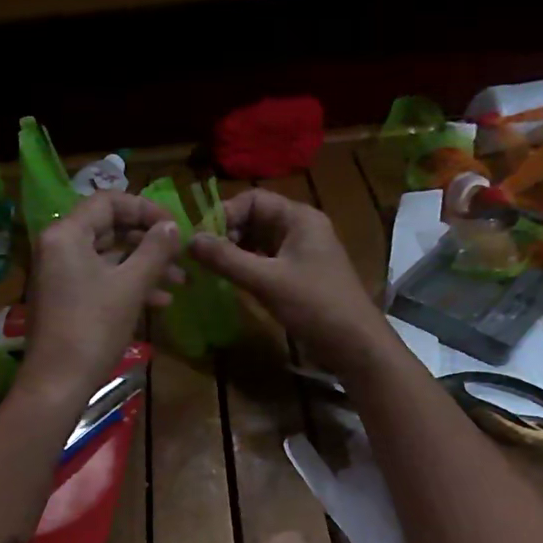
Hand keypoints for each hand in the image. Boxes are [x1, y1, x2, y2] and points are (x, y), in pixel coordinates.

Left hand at [24, 192, 182, 398]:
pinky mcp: (64, 299)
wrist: (58, 382)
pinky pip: (99, 279)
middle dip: (148, 242)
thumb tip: (172, 227)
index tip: (175, 227)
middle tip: (181, 254)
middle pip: (108, 228)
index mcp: (66, 234)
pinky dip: (127, 285)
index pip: (109, 201)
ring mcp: (59, 275)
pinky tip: (159, 302)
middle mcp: (57, 247)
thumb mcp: (130, 286)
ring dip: (144, 266)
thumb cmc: (94, 328)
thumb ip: (154, 250)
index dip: (145, 209)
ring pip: (108, 257)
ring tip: (179, 281)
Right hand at [189, 188, 385, 372]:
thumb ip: (227, 259)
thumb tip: (189, 240)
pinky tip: (227, 282)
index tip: (201, 240)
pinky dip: (243, 268)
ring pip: (256, 242)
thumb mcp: (266, 281)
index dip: (224, 215)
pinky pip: (262, 262)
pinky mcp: (295, 276)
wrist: (353, 343)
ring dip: (232, 253)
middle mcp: (299, 229)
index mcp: (299, 218)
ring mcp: (298, 253)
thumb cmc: (314, 304)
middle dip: (225, 235)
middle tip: (201, 259)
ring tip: (208, 271)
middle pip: (253, 219)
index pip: (253, 199)